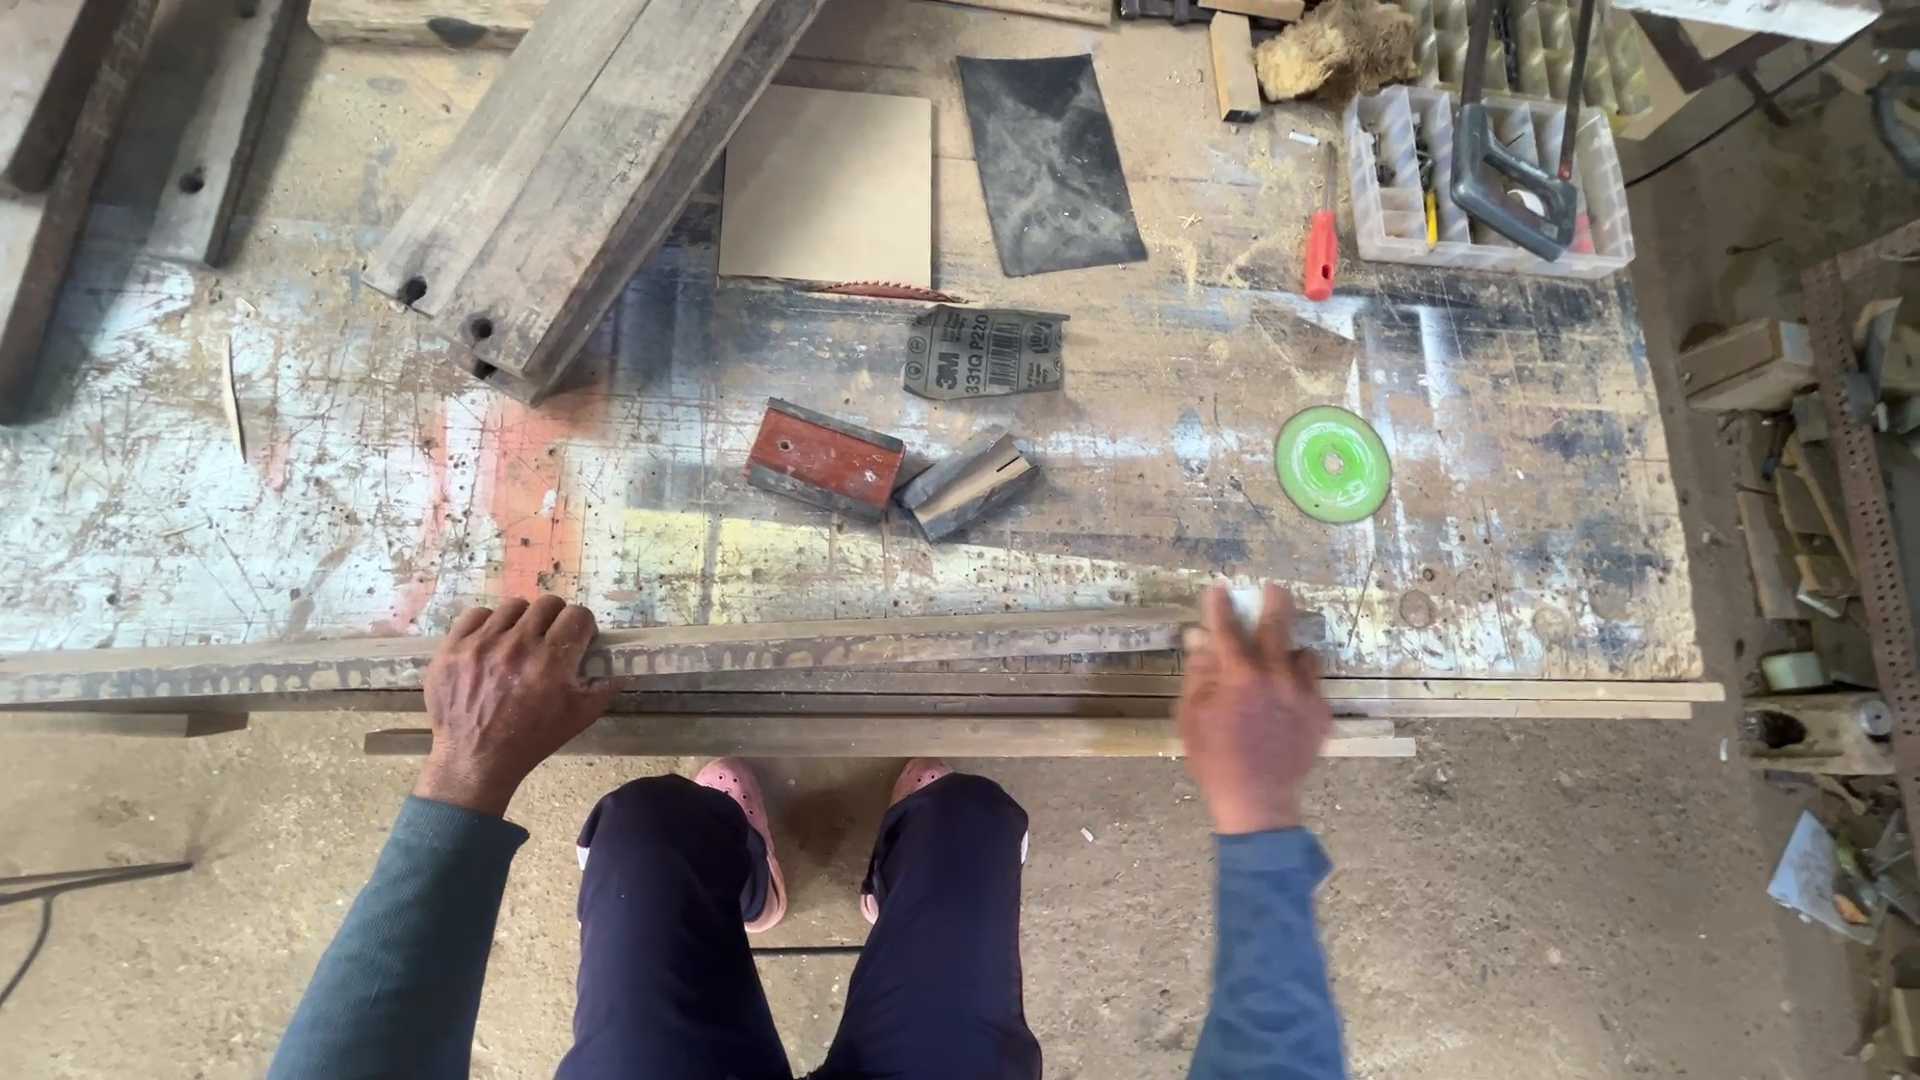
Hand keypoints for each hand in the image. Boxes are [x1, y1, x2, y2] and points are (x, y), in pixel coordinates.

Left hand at [415, 596, 622, 816]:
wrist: (475, 760)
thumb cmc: (533, 739)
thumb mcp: (581, 717)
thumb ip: (605, 689)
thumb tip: (621, 670)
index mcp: (553, 661)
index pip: (578, 615)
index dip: (584, 625)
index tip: (579, 638)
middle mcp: (519, 645)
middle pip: (548, 604)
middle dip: (557, 618)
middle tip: (552, 637)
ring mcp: (482, 645)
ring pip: (513, 606)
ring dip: (524, 619)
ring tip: (520, 639)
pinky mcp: (452, 649)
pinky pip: (476, 615)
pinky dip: (489, 624)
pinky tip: (492, 641)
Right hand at [1175, 582, 1332, 834]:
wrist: (1257, 800)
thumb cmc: (1214, 757)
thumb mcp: (1191, 714)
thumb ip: (1199, 673)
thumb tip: (1201, 640)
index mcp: (1240, 677)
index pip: (1227, 629)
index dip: (1220, 606)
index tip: (1219, 587)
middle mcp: (1276, 678)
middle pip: (1277, 628)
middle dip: (1275, 602)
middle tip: (1274, 588)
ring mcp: (1303, 696)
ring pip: (1303, 656)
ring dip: (1289, 652)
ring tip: (1280, 659)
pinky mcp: (1321, 715)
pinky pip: (1313, 685)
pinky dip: (1300, 683)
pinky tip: (1287, 696)